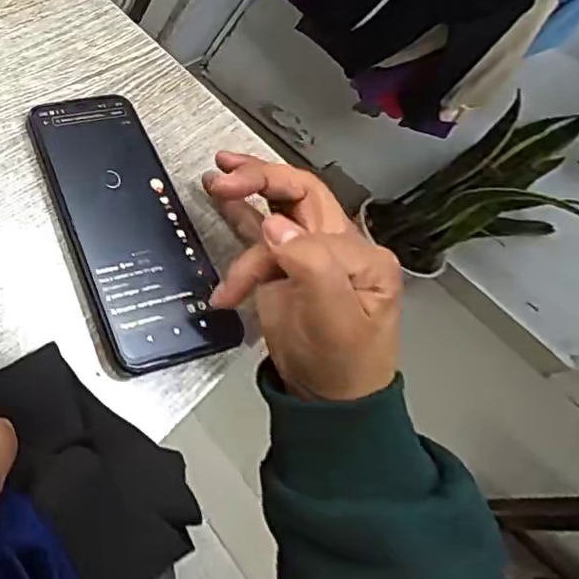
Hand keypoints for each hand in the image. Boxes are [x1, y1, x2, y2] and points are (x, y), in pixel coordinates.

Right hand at [203, 152, 401, 400]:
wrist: (329, 405)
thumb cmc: (344, 366)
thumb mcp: (335, 319)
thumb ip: (311, 266)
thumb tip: (274, 224)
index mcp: (362, 253)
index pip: (316, 219)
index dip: (281, 235)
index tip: (256, 263)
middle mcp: (338, 245)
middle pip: (298, 194)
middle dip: (260, 178)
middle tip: (225, 173)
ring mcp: (308, 254)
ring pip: (276, 208)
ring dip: (246, 190)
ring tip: (217, 179)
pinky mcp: (284, 268)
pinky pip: (258, 237)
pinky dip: (236, 236)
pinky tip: (219, 214)